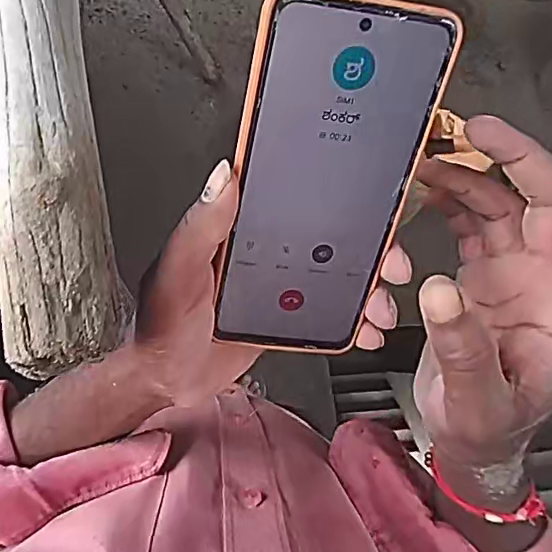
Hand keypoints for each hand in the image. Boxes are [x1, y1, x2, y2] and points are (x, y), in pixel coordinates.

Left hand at [131, 159, 412, 401]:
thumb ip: (202, 224)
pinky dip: (351, 320)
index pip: (289, 201)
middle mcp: (258, 253)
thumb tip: (224, 173)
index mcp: (233, 232)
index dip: (330, 198)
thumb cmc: (160, 322)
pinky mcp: (281, 319)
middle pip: (324, 239)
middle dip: (366, 248)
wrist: (164, 378)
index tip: (365, 201)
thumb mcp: (179, 268)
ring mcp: (274, 288)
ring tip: (380, 306)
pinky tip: (365, 330)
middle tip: (391, 262)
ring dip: (366, 287)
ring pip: (334, 277)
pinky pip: (325, 314)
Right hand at [409, 115, 551, 504]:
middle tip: (473, 130)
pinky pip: (478, 222)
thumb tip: (439, 289)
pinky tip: (430, 187)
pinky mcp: (489, 275)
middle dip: (519, 159)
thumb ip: (462, 349)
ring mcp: (521, 275)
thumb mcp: (478, 404)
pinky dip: (456, 199)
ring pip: (512, 205)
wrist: (474, 439)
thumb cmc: (489, 428)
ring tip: (432, 156)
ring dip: (477, 175)